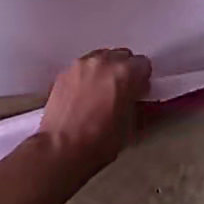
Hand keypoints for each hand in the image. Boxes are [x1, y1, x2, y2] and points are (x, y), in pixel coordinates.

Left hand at [35, 48, 151, 177]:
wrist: (61, 148)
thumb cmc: (97, 141)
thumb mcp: (130, 126)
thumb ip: (136, 103)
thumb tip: (135, 98)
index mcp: (125, 73)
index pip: (143, 63)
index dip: (142, 79)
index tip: (139, 90)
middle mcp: (103, 62)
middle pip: (122, 56)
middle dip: (125, 70)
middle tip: (122, 90)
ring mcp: (81, 65)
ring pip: (101, 58)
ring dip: (105, 70)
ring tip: (101, 92)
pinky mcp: (65, 72)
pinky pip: (83, 67)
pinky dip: (87, 76)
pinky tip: (84, 95)